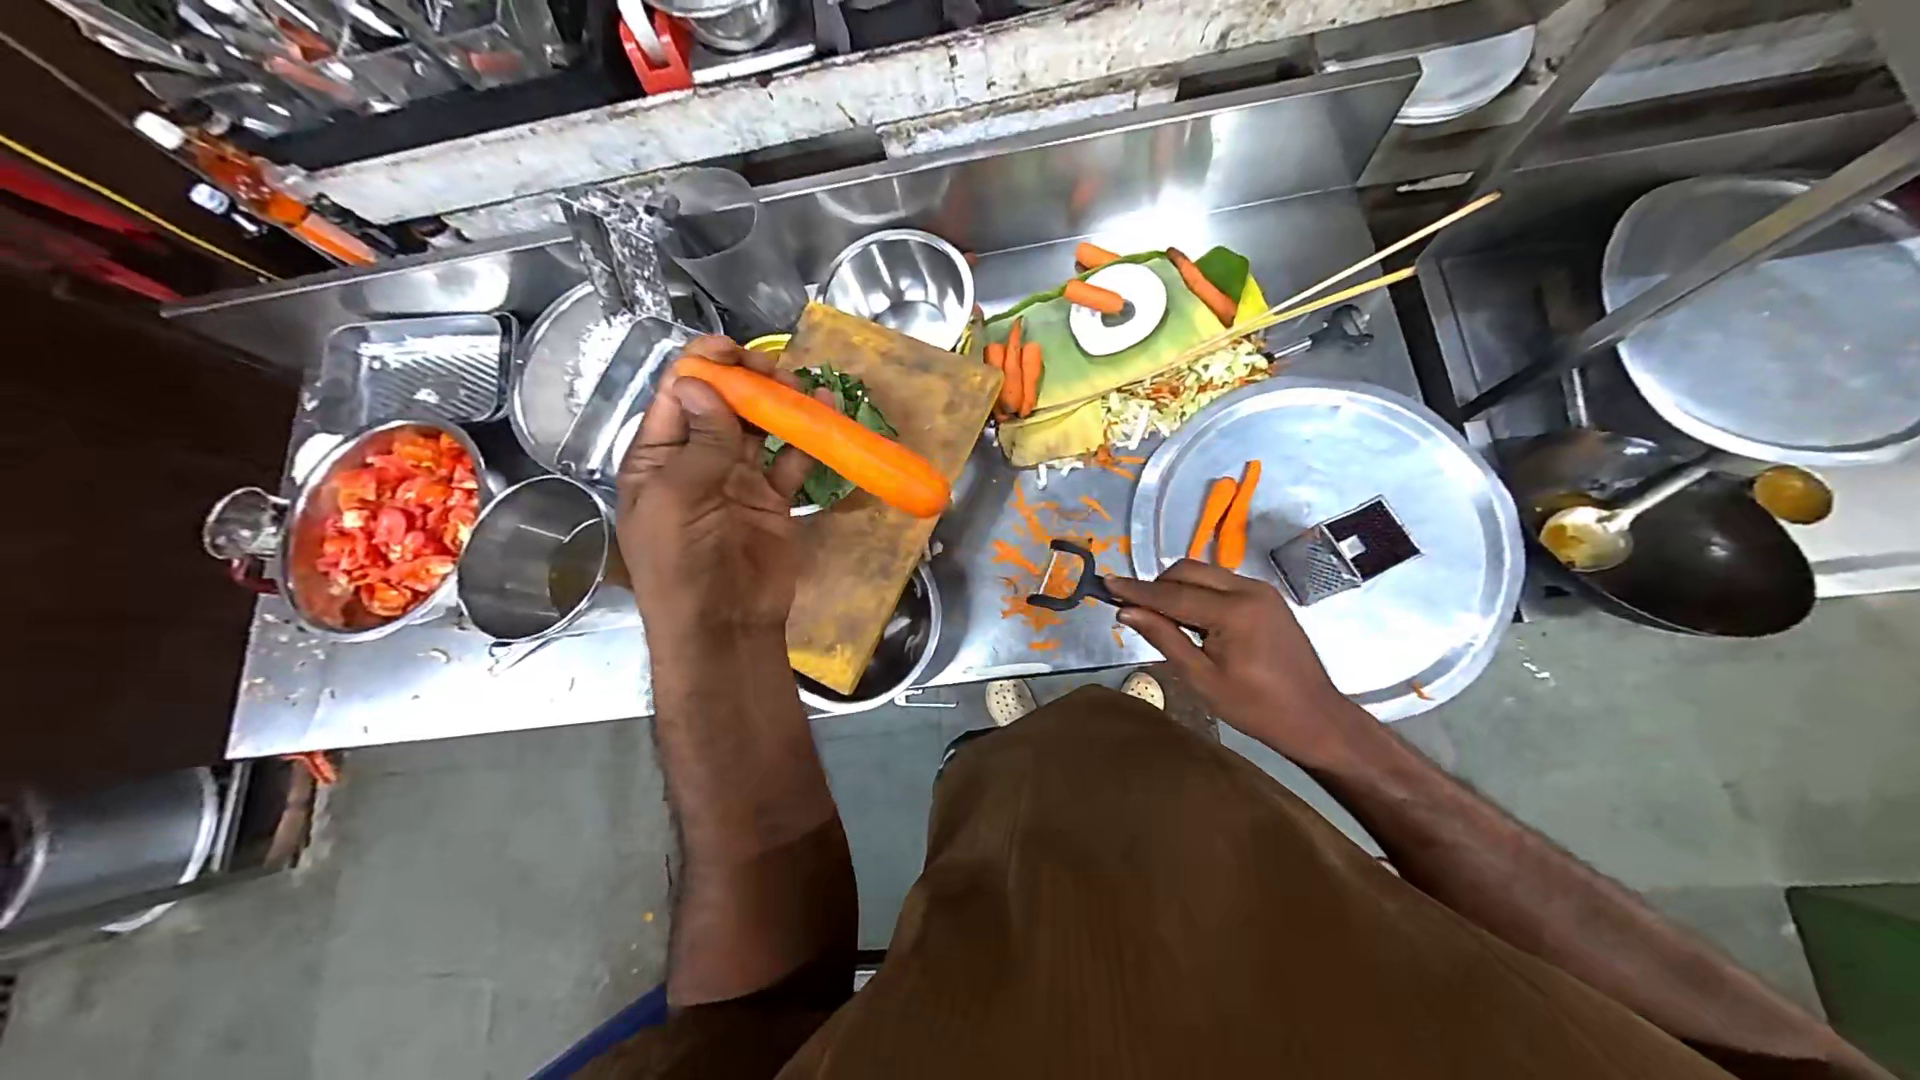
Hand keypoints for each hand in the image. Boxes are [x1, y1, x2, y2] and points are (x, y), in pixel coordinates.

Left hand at [615, 335, 821, 641]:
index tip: (733, 350)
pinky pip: (791, 461)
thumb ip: (698, 442)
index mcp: (657, 458)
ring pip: (760, 429)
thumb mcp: (677, 499)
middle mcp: (696, 462)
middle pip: (722, 407)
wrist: (725, 625)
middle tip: (776, 373)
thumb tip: (701, 382)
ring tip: (804, 388)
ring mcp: (738, 480)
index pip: (677, 398)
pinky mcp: (773, 499)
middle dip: (748, 384)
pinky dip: (808, 440)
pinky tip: (826, 417)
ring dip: (780, 406)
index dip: (703, 368)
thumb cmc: (684, 566)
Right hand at [1107, 560, 1377, 764]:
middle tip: (1136, 611)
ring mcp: (1261, 590)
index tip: (1107, 583)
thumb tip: (1127, 611)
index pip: (1172, 593)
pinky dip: (1198, 592)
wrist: (1315, 717)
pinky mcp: (1267, 597)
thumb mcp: (1201, 678)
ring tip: (1162, 618)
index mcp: (1234, 612)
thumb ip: (1164, 638)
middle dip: (1157, 585)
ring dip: (1177, 587)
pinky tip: (1192, 619)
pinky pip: (1221, 583)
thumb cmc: (1256, 708)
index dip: (1136, 590)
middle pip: (1187, 570)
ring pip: (1204, 573)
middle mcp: (1249, 589)